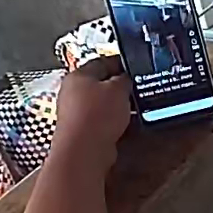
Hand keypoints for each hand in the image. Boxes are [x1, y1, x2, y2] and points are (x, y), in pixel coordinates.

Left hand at [50, 56, 131, 176]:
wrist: (85, 150)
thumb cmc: (98, 115)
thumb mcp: (118, 90)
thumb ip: (125, 79)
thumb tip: (127, 78)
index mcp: (78, 75)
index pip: (102, 62)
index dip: (122, 63)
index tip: (137, 67)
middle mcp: (73, 92)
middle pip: (101, 84)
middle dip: (120, 87)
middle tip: (139, 88)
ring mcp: (76, 114)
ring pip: (103, 105)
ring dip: (119, 107)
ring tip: (137, 108)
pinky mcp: (82, 132)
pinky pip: (102, 122)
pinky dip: (115, 122)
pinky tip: (128, 125)